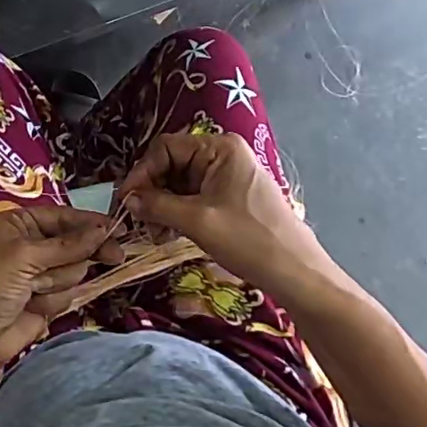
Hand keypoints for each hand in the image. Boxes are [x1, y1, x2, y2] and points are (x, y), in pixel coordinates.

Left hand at [0, 205, 122, 383]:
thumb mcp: (25, 256)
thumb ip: (67, 245)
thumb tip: (103, 229)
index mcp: (18, 223)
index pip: (61, 216)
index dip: (88, 222)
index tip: (117, 228)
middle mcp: (30, 244)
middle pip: (73, 243)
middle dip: (82, 252)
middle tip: (114, 256)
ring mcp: (39, 274)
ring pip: (73, 270)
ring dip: (57, 281)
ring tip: (33, 290)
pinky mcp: (47, 300)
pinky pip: (68, 293)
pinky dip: (54, 300)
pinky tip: (34, 307)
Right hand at [113, 132, 332, 295]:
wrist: (300, 278)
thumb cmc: (251, 241)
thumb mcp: (197, 221)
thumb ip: (157, 205)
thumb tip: (128, 200)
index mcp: (220, 148)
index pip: (165, 148)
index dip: (142, 172)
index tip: (126, 199)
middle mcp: (223, 156)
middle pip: (170, 165)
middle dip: (152, 192)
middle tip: (137, 218)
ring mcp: (227, 177)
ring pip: (178, 183)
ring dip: (161, 206)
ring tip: (152, 232)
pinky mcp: (228, 198)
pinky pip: (191, 197)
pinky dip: (176, 213)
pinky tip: (166, 233)